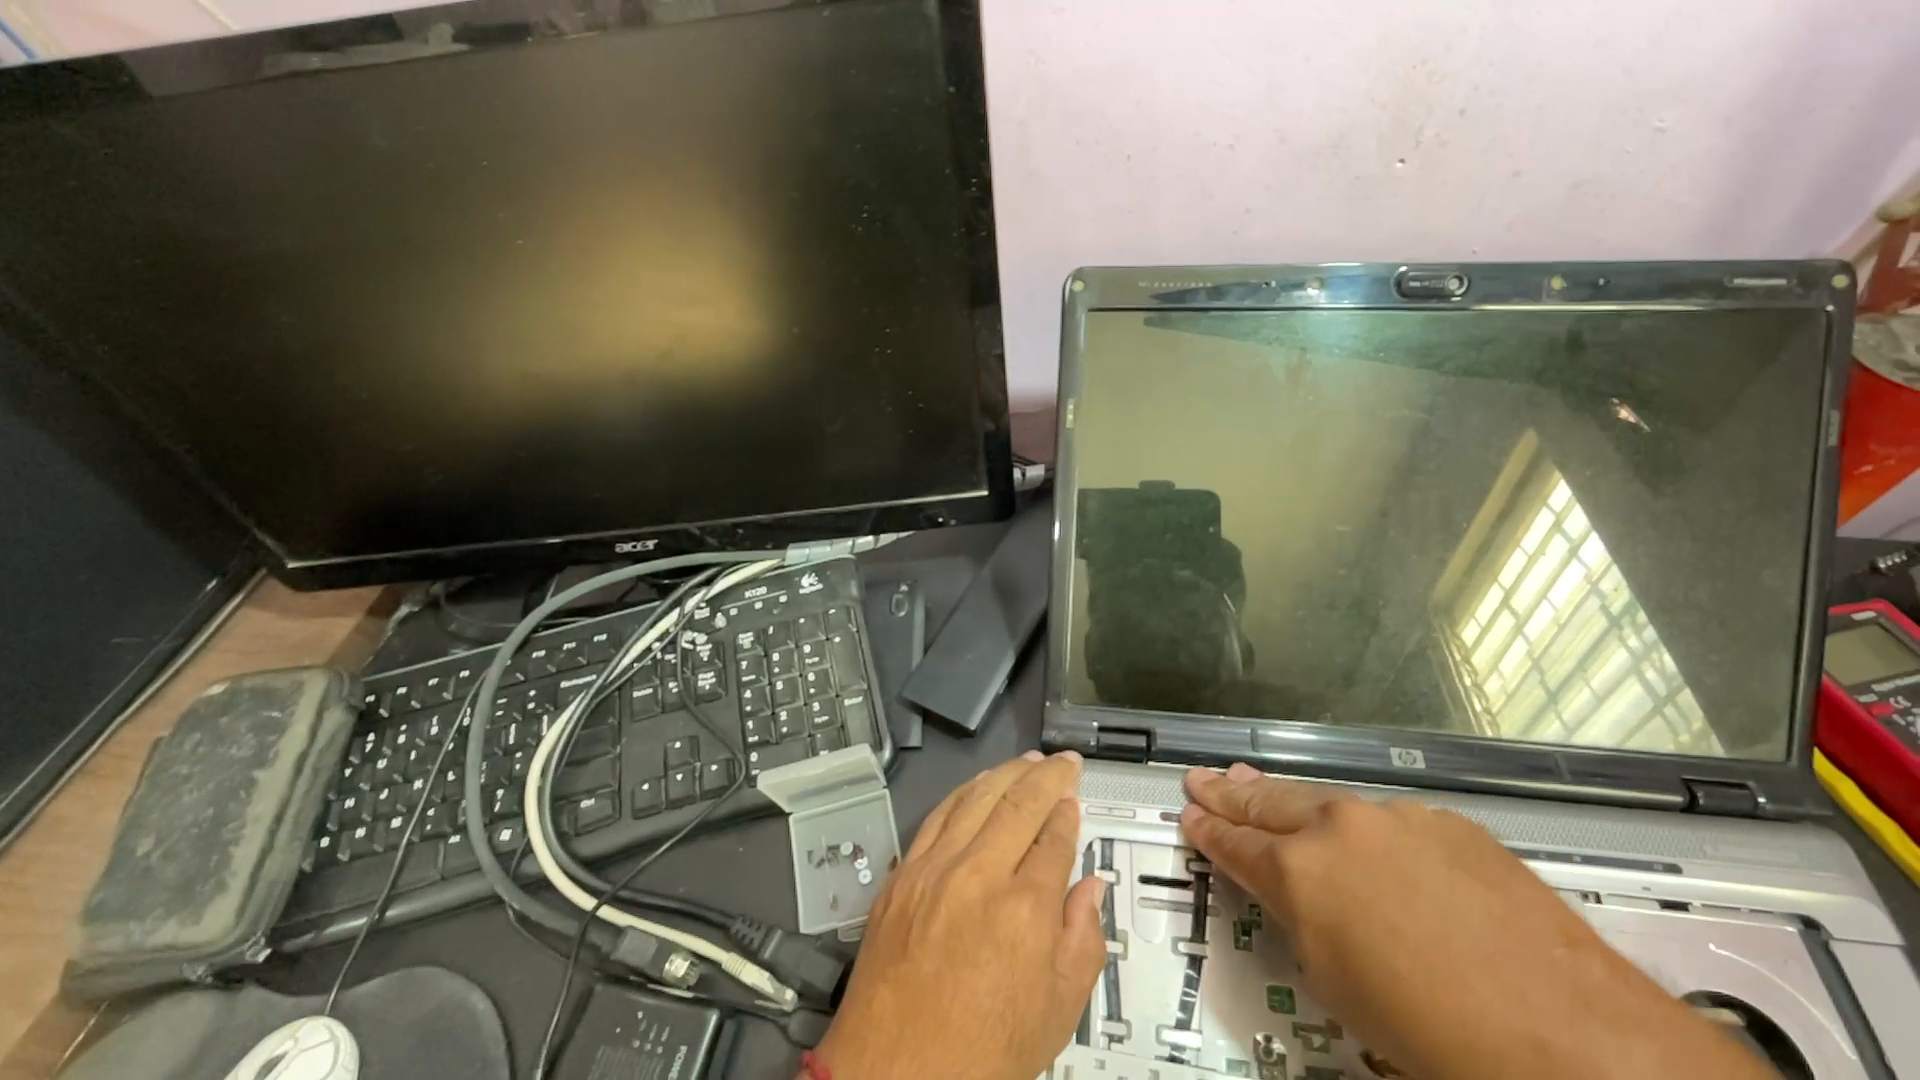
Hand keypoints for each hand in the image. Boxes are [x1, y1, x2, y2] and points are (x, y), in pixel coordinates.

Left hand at [814, 751, 1105, 1079]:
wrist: (896, 1071)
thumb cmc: (982, 1049)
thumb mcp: (1057, 1009)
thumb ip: (1082, 939)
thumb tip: (1090, 889)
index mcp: (1024, 908)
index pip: (1055, 839)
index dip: (1069, 815)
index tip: (1075, 802)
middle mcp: (977, 875)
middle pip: (1018, 805)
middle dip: (1047, 777)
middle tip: (1063, 763)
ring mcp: (933, 871)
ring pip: (974, 800)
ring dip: (1004, 775)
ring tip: (1026, 762)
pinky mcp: (901, 877)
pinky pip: (935, 819)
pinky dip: (961, 795)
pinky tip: (974, 788)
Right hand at [1182, 764, 1774, 1079]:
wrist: (1564, 1030)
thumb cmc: (1426, 1027)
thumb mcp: (1333, 982)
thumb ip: (1301, 922)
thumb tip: (1295, 898)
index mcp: (1299, 870)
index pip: (1236, 845)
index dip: (1208, 833)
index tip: (1188, 817)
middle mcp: (1340, 827)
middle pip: (1271, 802)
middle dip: (1232, 794)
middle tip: (1202, 780)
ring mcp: (1399, 818)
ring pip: (1328, 801)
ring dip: (1289, 799)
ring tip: (1257, 785)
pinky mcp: (1452, 824)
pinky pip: (1387, 818)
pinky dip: (1357, 822)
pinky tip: (1355, 832)